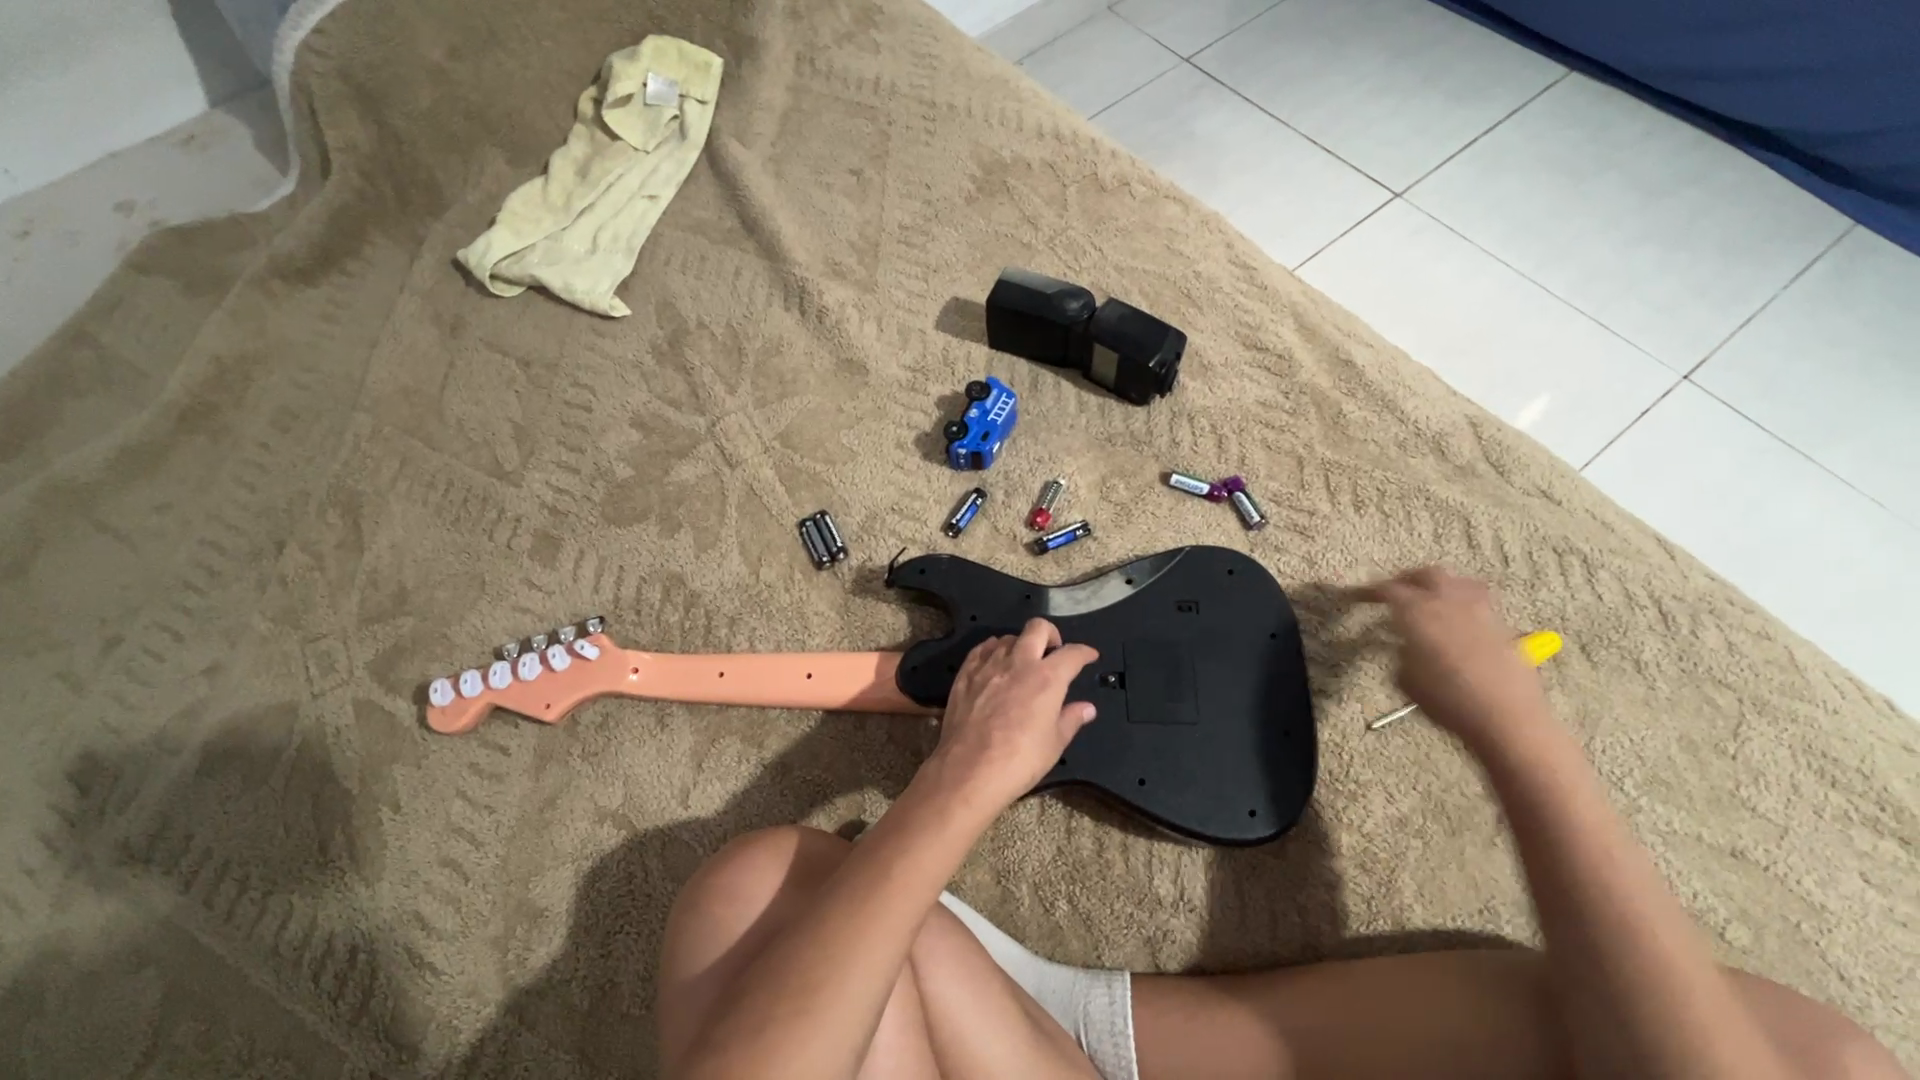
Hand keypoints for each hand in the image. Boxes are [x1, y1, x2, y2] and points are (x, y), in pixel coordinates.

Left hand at [923, 618, 1098, 809]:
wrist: (969, 771)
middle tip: (1054, 652)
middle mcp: (1018, 663)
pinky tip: (995, 662)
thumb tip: (1087, 708)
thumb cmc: (1019, 760)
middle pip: (1037, 628)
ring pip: (1008, 638)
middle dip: (1051, 634)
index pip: (1072, 654)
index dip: (1085, 652)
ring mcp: (988, 666)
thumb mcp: (1054, 744)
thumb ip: (1071, 719)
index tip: (1089, 656)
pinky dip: (993, 650)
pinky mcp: (965, 675)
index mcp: (1047, 678)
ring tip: (1023, 662)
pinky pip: (981, 650)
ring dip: (1020, 644)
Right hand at [1360, 567, 1548, 749]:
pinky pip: (1479, 599)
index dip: (1370, 591)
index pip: (1389, 590)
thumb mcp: (1407, 680)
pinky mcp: (1502, 625)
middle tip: (1394, 591)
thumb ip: (1401, 653)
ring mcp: (1479, 611)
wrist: (1506, 717)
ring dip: (1439, 585)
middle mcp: (1449, 603)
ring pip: (1457, 581)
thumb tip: (1403, 643)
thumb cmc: (1448, 702)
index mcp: (1418, 613)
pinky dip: (1464, 600)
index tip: (1359, 596)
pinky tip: (1460, 617)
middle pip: (1426, 574)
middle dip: (1407, 579)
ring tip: (1430, 597)